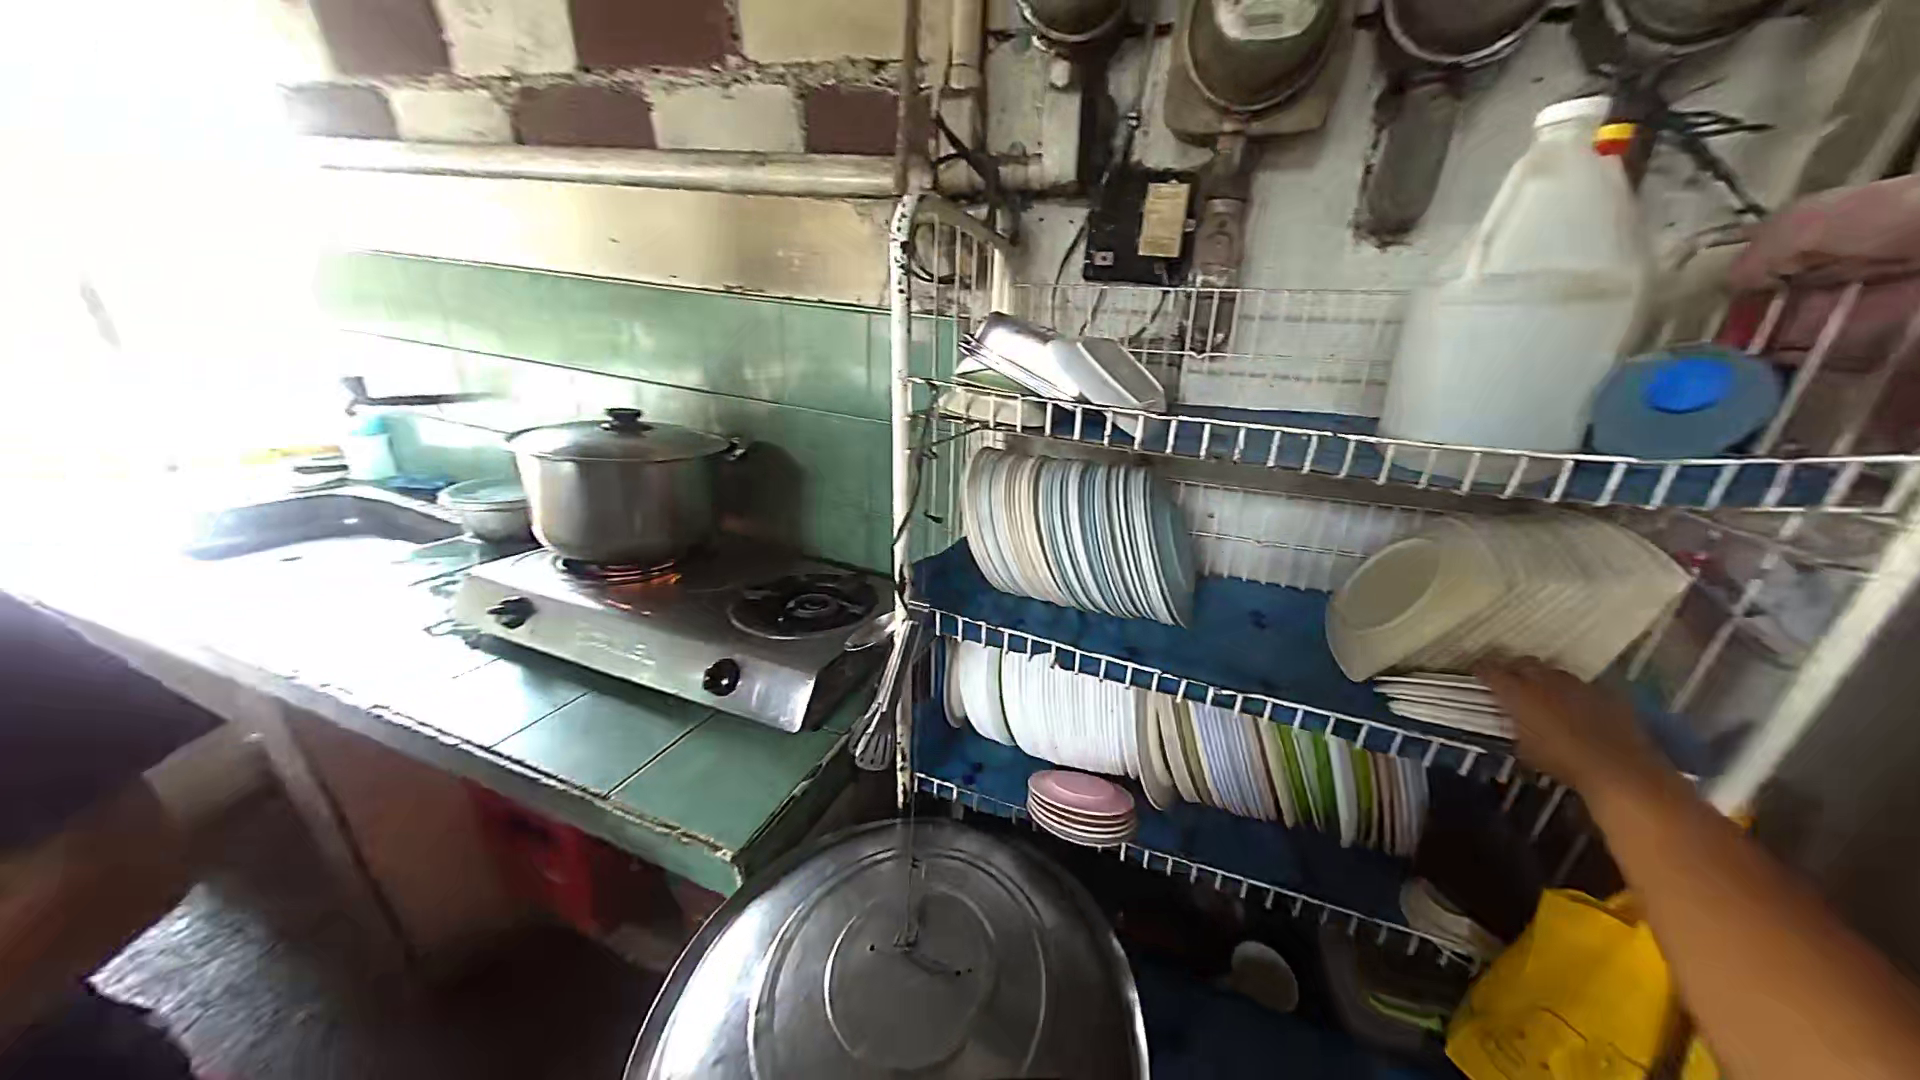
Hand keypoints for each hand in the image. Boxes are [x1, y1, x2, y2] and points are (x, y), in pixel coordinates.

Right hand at [1475, 657, 1666, 798]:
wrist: (1621, 770)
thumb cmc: (1562, 762)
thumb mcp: (1523, 747)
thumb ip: (1512, 724)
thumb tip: (1508, 716)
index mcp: (1518, 692)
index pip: (1491, 671)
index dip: (1481, 671)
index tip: (1476, 674)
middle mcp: (1545, 681)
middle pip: (1524, 663)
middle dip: (1513, 668)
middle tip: (1508, 680)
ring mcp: (1578, 685)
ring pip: (1553, 671)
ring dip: (1543, 678)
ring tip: (1541, 691)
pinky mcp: (1606, 694)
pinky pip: (1581, 685)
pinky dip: (1571, 691)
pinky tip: (1573, 705)